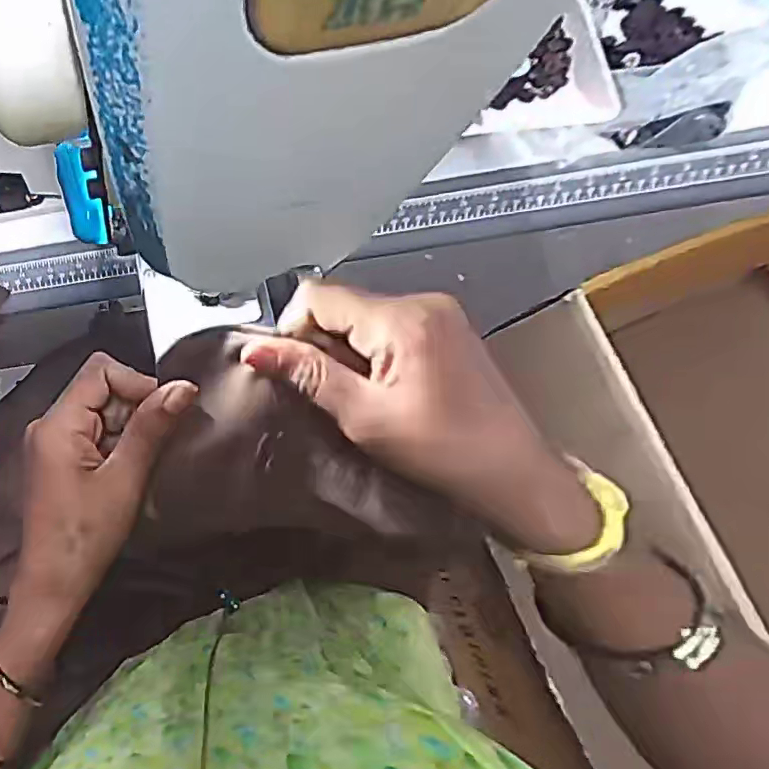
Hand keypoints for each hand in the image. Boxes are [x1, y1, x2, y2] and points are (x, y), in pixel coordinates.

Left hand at [14, 353, 197, 613]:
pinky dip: (114, 446)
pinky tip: (122, 475)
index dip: (137, 384)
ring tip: (134, 468)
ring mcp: (50, 443)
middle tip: (148, 449)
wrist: (53, 583)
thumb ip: (152, 427)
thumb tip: (181, 388)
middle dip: (133, 410)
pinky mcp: (57, 460)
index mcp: (56, 424)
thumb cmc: (83, 538)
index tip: (163, 413)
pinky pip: (92, 434)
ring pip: (100, 412)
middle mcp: (47, 426)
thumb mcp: (125, 478)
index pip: (101, 370)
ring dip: (126, 431)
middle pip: (100, 389)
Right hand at [239, 280, 598, 553]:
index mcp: (402, 319)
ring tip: (359, 396)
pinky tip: (381, 389)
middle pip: (339, 303)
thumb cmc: (441, 451)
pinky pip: (385, 327)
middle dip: (319, 343)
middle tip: (332, 393)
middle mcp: (421, 301)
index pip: (316, 295)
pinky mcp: (445, 328)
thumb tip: (254, 350)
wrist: (514, 473)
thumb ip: (308, 374)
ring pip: (359, 316)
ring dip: (343, 351)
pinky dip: (369, 353)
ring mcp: (438, 312)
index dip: (293, 330)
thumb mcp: (363, 416)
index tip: (298, 374)